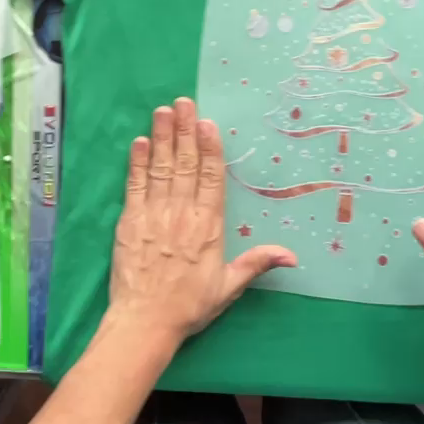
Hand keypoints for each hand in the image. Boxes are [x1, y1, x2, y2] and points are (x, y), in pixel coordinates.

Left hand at [105, 98, 296, 348]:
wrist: (145, 321)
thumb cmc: (189, 306)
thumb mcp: (229, 287)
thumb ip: (257, 264)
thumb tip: (293, 255)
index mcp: (208, 227)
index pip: (210, 178)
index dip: (209, 148)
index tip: (207, 123)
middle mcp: (182, 214)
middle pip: (184, 164)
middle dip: (184, 131)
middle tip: (184, 102)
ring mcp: (153, 215)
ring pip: (160, 168)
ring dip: (161, 138)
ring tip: (163, 111)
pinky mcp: (130, 221)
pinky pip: (134, 185)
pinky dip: (136, 162)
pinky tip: (139, 142)